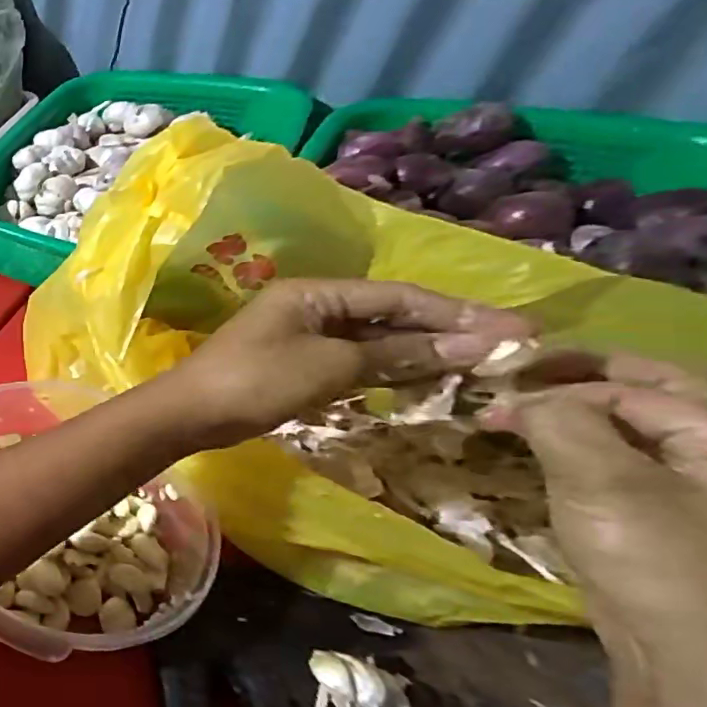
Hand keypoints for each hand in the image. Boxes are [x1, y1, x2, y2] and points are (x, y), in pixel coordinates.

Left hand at [153, 278, 532, 448]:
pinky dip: (384, 371)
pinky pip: (350, 361)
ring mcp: (298, 335)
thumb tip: (473, 344)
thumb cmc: (256, 382)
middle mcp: (308, 305)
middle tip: (509, 350)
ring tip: (477, 368)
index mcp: (313, 292)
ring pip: (371, 340)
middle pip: (386, 314)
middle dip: (444, 331)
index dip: (458, 313)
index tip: (517, 330)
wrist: (189, 415)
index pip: (397, 296)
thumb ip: (398, 354)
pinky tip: (420, 382)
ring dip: (418, 353)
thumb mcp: (331, 366)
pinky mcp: (293, 364)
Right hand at [489, 357, 706, 681]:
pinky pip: (655, 473)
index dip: (556, 391)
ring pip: (656, 437)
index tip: (486, 403)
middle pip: (664, 398)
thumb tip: (523, 397)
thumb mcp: (600, 486)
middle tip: (519, 377)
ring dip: (590, 421)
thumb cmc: (665, 571)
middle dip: (584, 383)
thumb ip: (560, 423)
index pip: (638, 391)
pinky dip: (606, 457)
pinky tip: (565, 462)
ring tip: (530, 419)